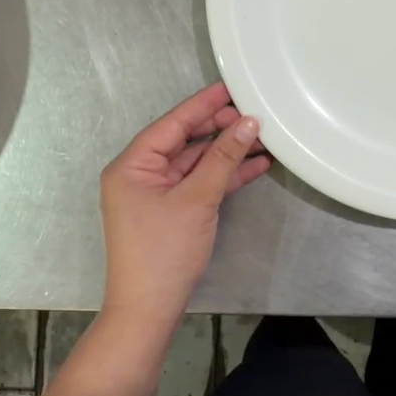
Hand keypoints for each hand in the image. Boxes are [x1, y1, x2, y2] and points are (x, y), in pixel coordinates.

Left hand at [99, 83, 269, 326]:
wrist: (149, 308)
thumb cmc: (164, 251)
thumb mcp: (197, 199)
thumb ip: (223, 158)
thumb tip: (247, 123)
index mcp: (132, 165)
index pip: (173, 124)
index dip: (204, 105)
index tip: (231, 87)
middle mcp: (140, 174)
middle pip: (185, 141)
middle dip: (221, 129)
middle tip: (254, 114)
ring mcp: (155, 194)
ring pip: (197, 162)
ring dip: (228, 153)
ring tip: (263, 137)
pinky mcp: (171, 211)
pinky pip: (199, 183)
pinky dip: (224, 176)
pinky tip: (254, 165)